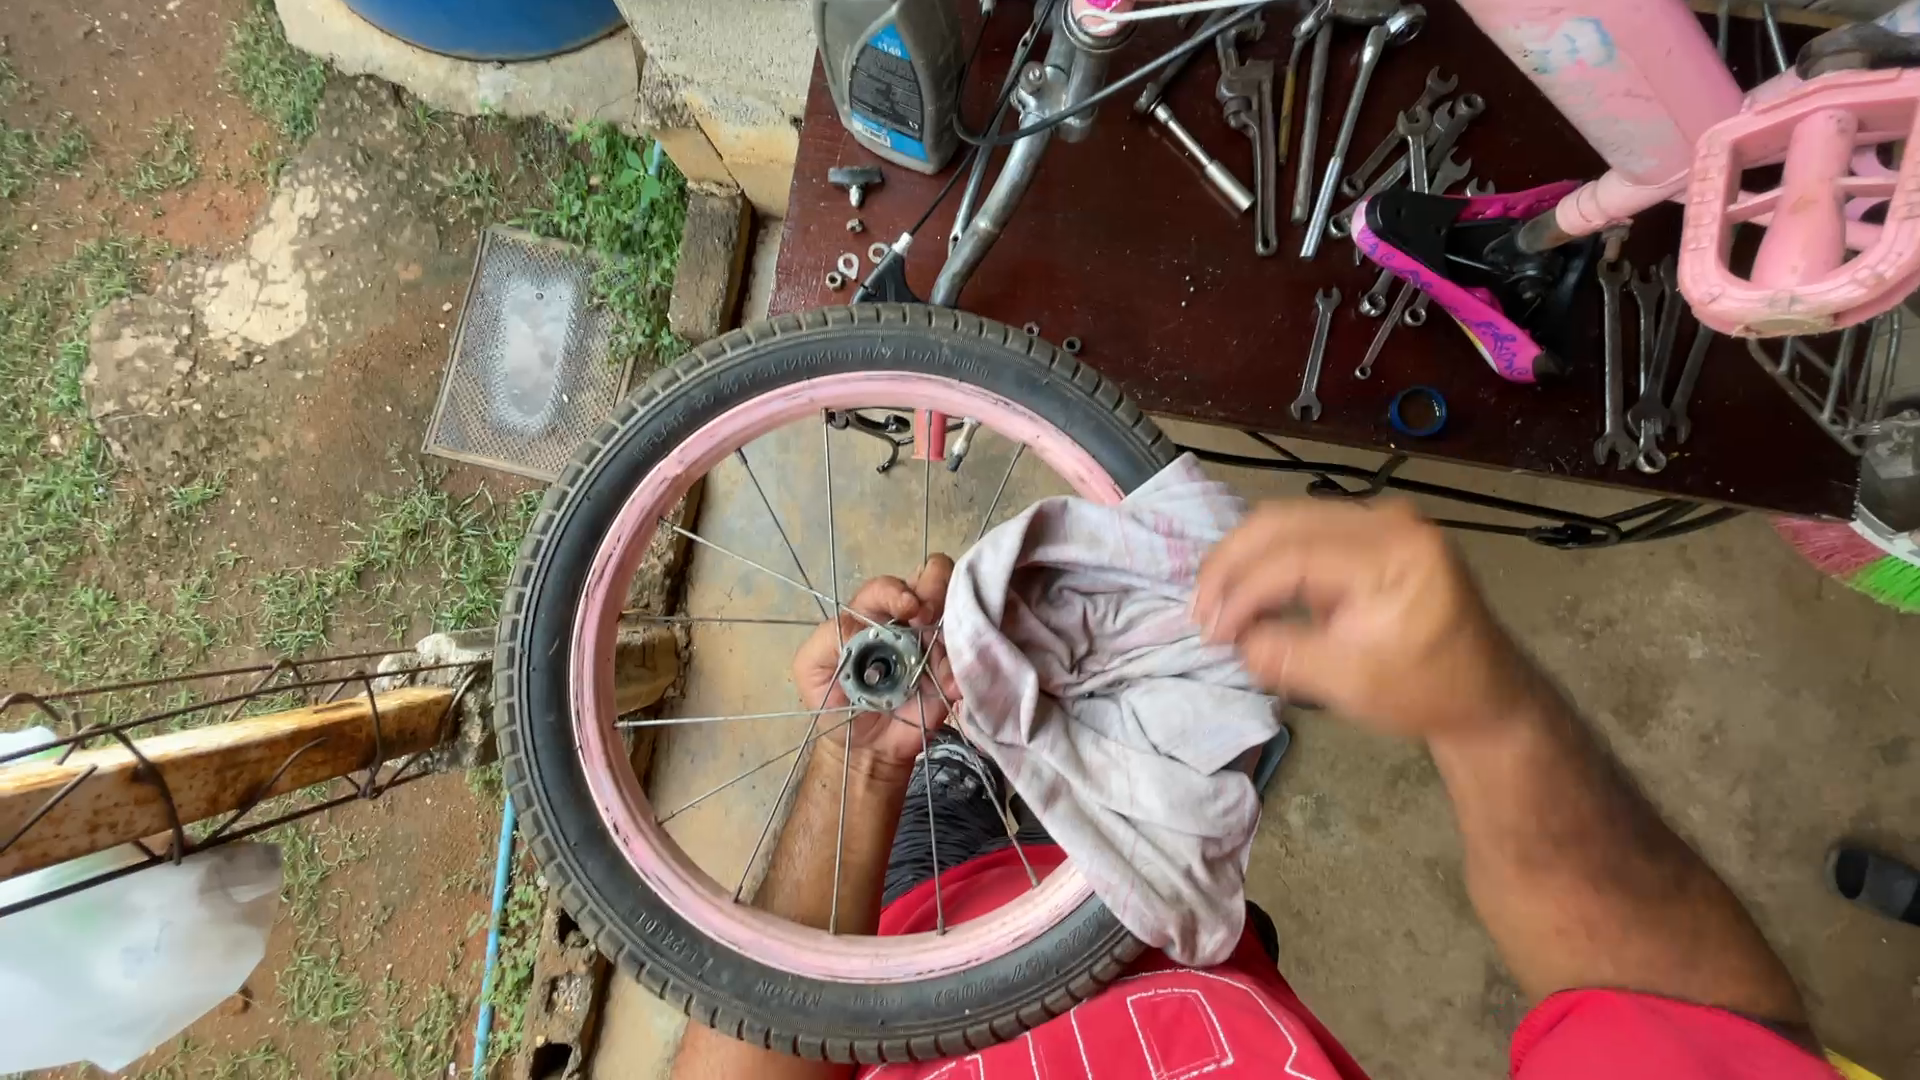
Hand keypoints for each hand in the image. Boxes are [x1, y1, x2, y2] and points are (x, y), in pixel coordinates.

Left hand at [792, 556, 959, 773]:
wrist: (865, 747)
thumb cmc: (836, 701)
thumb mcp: (813, 668)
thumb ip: (827, 639)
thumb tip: (862, 625)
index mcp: (874, 612)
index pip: (889, 586)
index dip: (899, 591)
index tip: (909, 609)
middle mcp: (910, 620)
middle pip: (933, 577)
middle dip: (936, 589)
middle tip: (930, 618)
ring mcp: (935, 642)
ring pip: (960, 608)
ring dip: (957, 621)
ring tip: (944, 652)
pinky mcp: (954, 670)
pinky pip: (970, 657)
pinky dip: (963, 668)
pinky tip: (951, 686)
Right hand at [1192, 500, 1546, 739]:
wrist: (1485, 696)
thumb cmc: (1426, 692)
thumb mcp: (1350, 683)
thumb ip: (1282, 655)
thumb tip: (1229, 636)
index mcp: (1397, 552)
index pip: (1293, 557)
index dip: (1241, 593)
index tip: (1212, 633)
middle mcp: (1387, 520)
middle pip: (1279, 522)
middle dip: (1229, 566)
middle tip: (1199, 611)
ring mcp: (1377, 521)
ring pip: (1280, 521)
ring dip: (1239, 559)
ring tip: (1213, 602)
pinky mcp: (1365, 533)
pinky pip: (1295, 531)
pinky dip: (1260, 559)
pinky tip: (1241, 589)